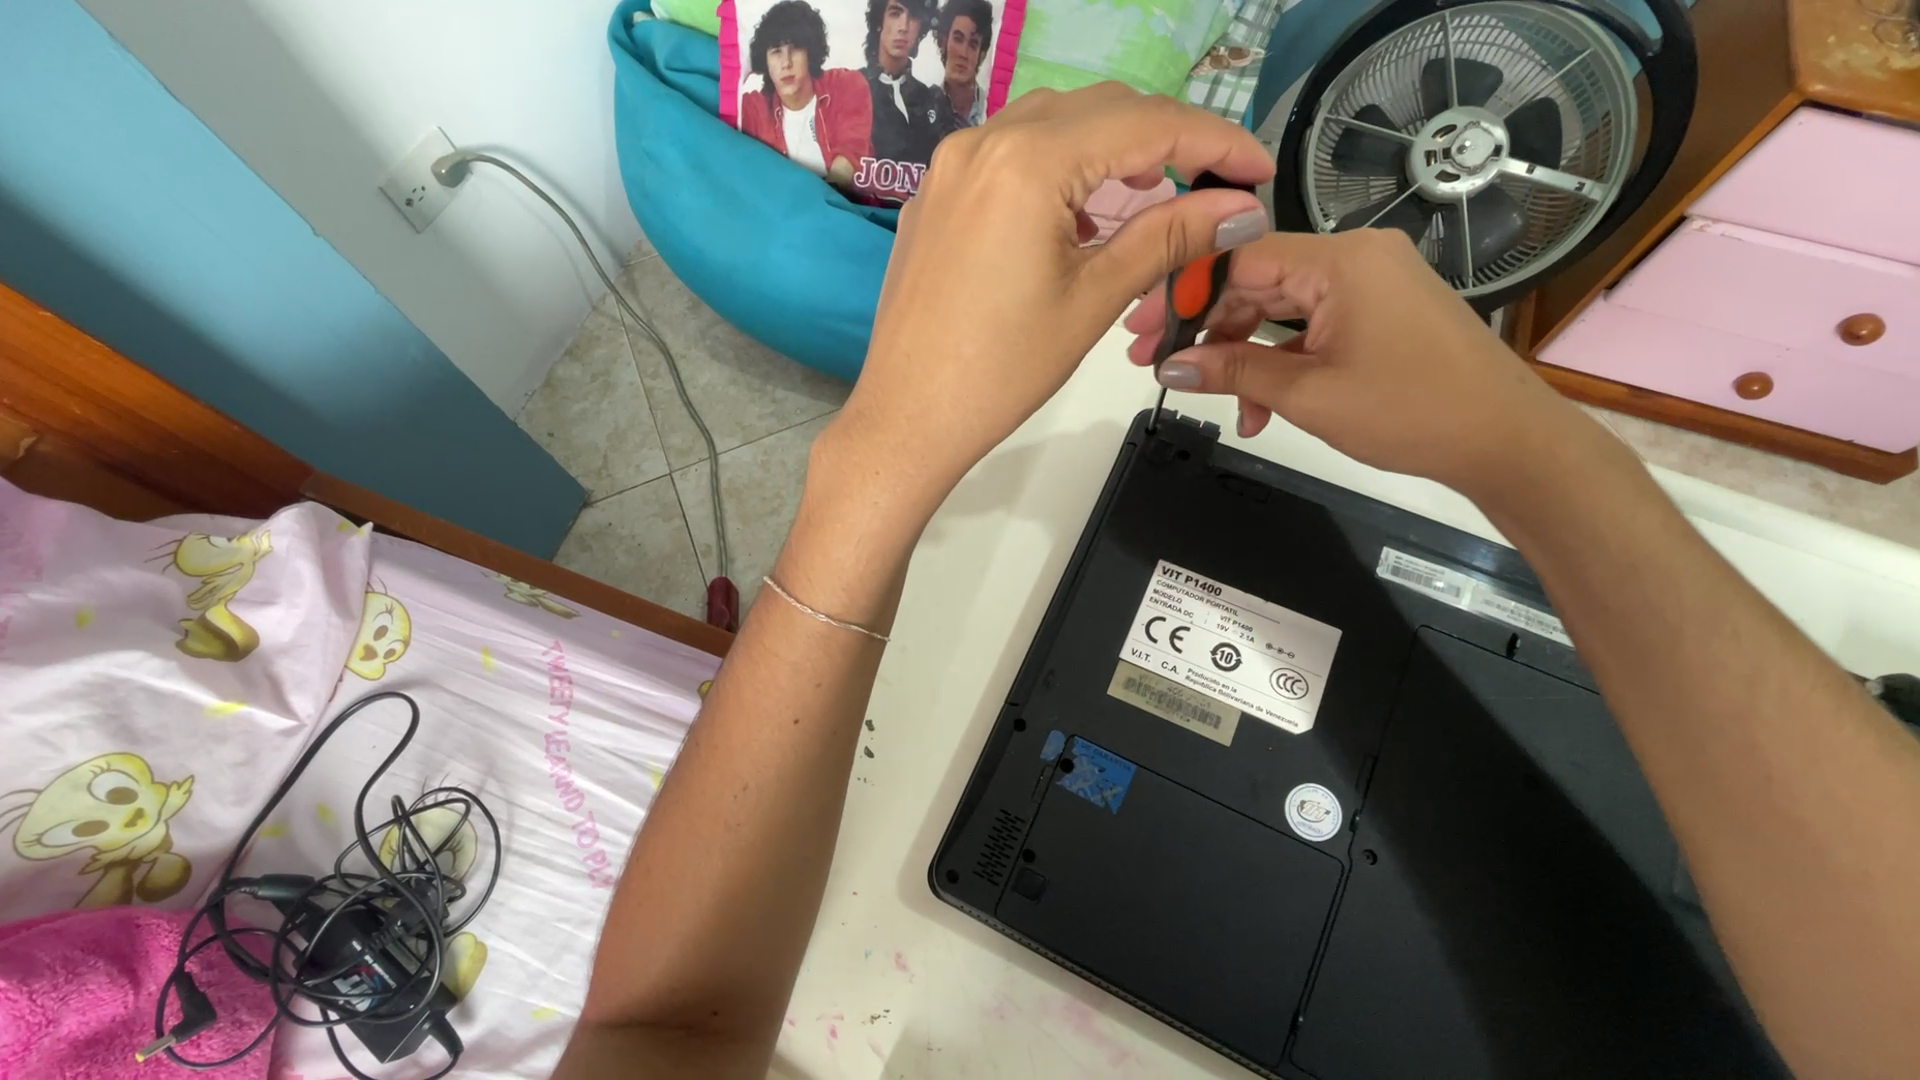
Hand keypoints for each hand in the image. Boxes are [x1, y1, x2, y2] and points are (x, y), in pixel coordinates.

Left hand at [821, 83, 1273, 513]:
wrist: (909, 417)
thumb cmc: (1000, 372)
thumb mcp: (1093, 300)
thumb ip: (1169, 238)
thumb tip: (1240, 207)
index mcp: (1027, 162)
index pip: (1146, 124)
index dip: (1215, 141)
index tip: (1257, 169)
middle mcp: (983, 142)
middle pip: (1100, 110)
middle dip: (1165, 141)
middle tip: (1210, 189)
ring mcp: (951, 166)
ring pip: (1054, 127)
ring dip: (1111, 151)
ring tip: (1152, 199)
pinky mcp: (936, 196)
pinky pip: (1011, 156)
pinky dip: (1059, 170)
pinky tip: (1081, 213)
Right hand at [1123, 229, 1588, 497]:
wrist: (1505, 441)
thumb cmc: (1410, 411)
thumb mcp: (1309, 394)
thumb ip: (1233, 372)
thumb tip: (1170, 367)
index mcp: (1340, 261)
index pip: (1238, 258)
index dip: (1183, 294)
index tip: (1142, 332)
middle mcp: (1354, 258)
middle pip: (1255, 282)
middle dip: (1208, 330)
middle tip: (1159, 368)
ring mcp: (1369, 285)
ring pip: (1279, 310)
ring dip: (1244, 357)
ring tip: (1221, 403)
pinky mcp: (1378, 312)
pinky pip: (1310, 327)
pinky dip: (1281, 362)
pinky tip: (1262, 407)